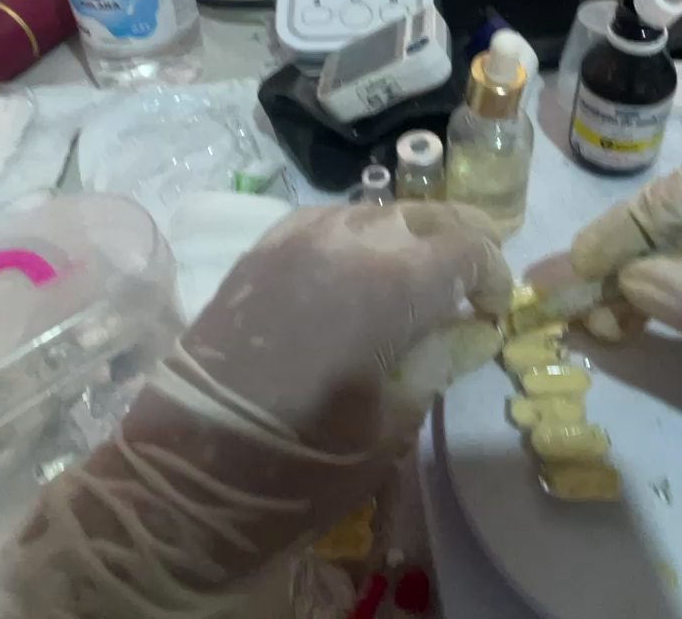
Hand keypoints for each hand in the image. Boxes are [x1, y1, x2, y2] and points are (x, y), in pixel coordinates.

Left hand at [0, 203, 510, 618]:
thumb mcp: (394, 421)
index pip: (467, 248)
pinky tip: (362, 264)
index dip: (493, 273)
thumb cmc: (303, 462)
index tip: (494, 308)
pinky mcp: (263, 247)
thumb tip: (475, 322)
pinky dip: (361, 234)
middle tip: (471, 279)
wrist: (188, 471)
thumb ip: (443, 355)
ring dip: (410, 234)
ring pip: (377, 210)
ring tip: (421, 271)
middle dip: (460, 241)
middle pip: (425, 215)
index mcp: (388, 283)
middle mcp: (345, 239)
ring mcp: (298, 236)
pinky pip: (329, 219)